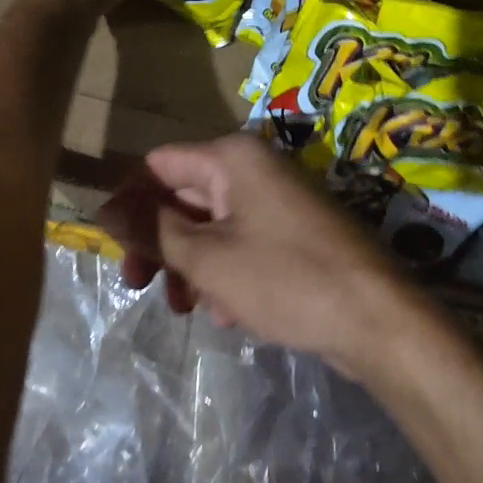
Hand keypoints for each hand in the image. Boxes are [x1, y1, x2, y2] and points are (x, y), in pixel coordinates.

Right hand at [98, 134, 447, 380]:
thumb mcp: (205, 257)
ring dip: (189, 267)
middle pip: (182, 198)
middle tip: (136, 285)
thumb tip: (103, 211)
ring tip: (187, 309)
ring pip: (210, 227)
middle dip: (158, 244)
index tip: (112, 246)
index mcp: (232, 158)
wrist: (379, 323)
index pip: (157, 166)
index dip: (129, 203)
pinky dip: (224, 275)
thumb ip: (151, 229)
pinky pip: (241, 245)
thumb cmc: (285, 280)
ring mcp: (278, 202)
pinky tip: (228, 314)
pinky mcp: (295, 235)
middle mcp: (255, 169)